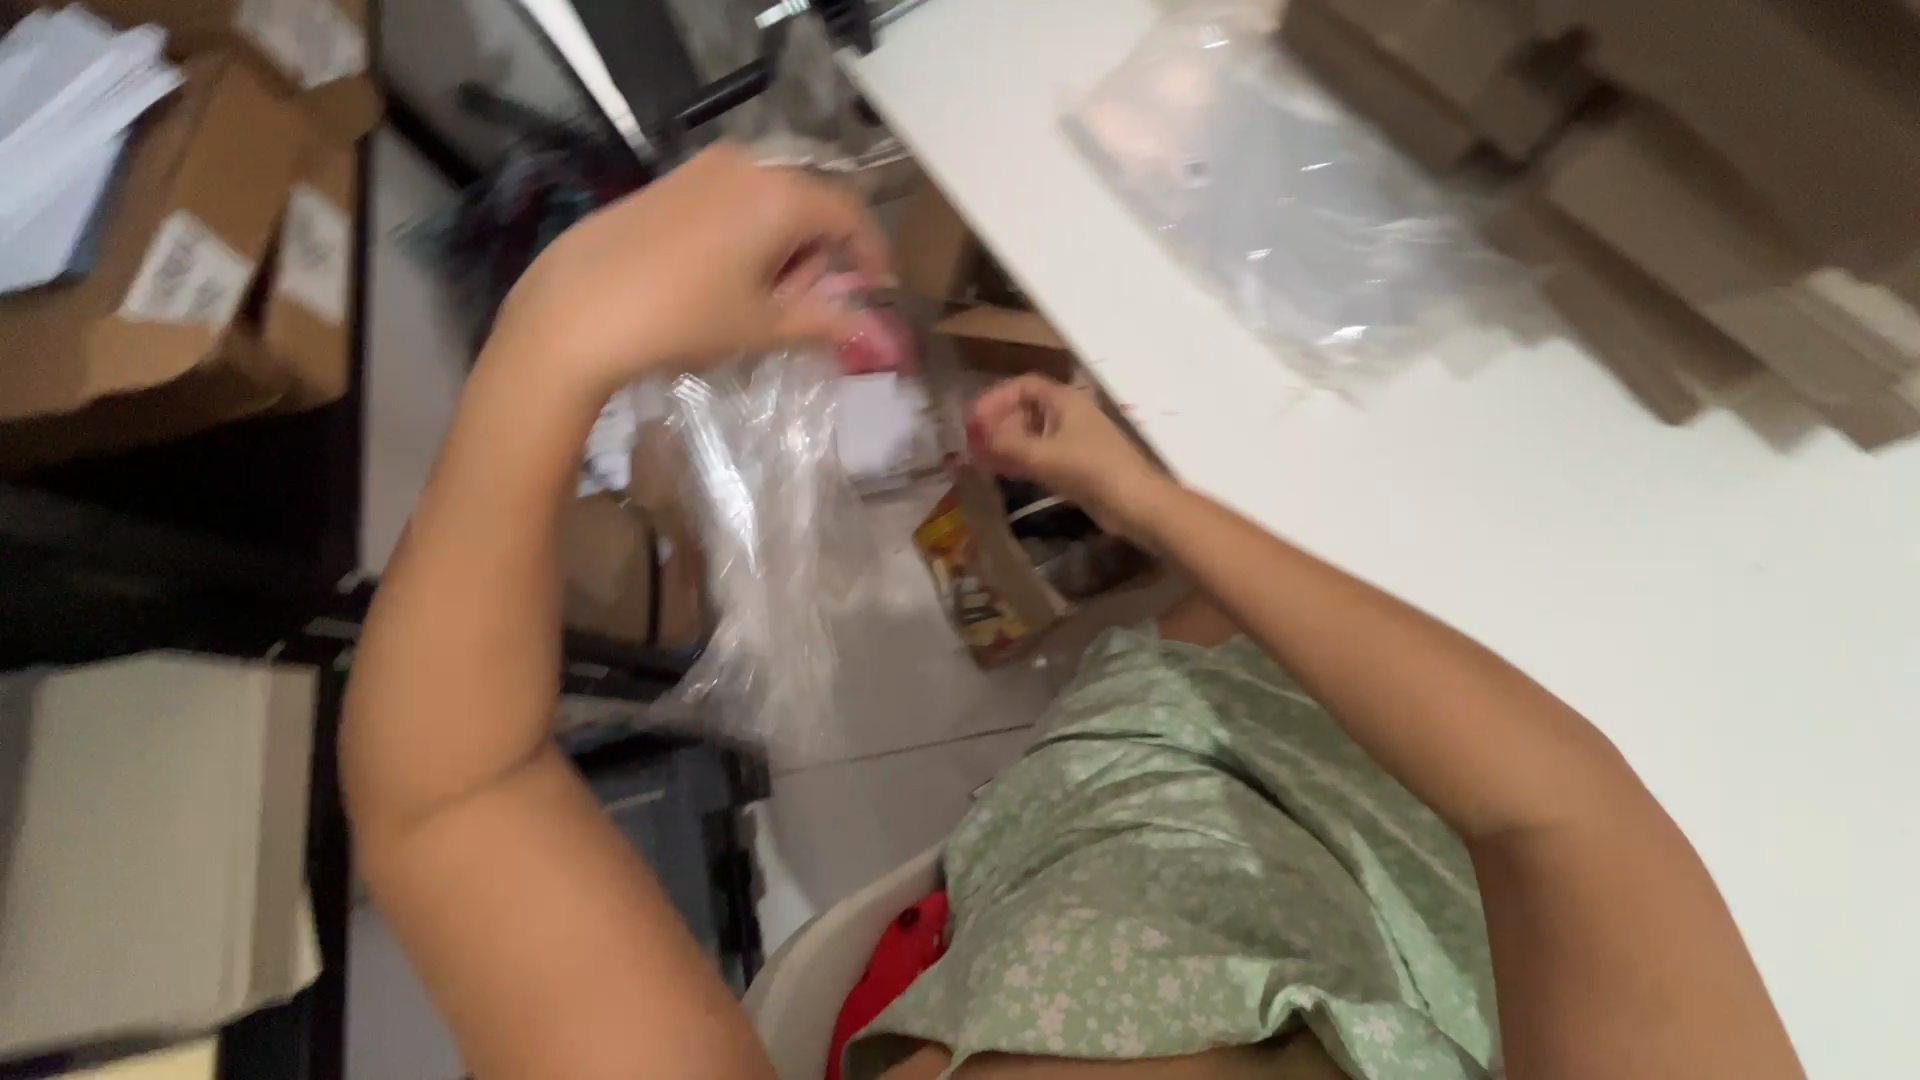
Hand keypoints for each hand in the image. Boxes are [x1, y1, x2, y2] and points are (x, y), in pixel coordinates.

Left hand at [486, 143, 890, 392]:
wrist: (579, 308)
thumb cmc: (686, 318)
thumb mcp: (765, 325)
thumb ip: (825, 320)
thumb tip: (867, 328)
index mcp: (781, 195)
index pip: (850, 214)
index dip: (872, 254)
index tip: (877, 291)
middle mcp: (748, 165)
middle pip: (811, 203)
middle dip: (823, 254)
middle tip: (810, 305)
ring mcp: (705, 167)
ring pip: (773, 200)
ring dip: (786, 246)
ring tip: (764, 297)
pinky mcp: (673, 180)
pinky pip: (736, 199)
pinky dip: (753, 234)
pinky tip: (728, 277)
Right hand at [969, 375, 1171, 541]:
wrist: (1134, 502)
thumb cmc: (1090, 470)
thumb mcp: (1042, 455)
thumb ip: (1007, 444)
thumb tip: (980, 437)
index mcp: (1064, 400)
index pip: (1023, 386)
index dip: (995, 398)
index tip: (973, 418)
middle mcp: (1069, 414)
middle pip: (1026, 409)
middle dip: (998, 422)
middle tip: (973, 440)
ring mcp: (1074, 439)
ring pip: (1033, 434)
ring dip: (1007, 443)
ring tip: (981, 458)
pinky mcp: (1077, 464)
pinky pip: (1042, 454)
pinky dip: (1021, 459)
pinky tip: (1004, 472)